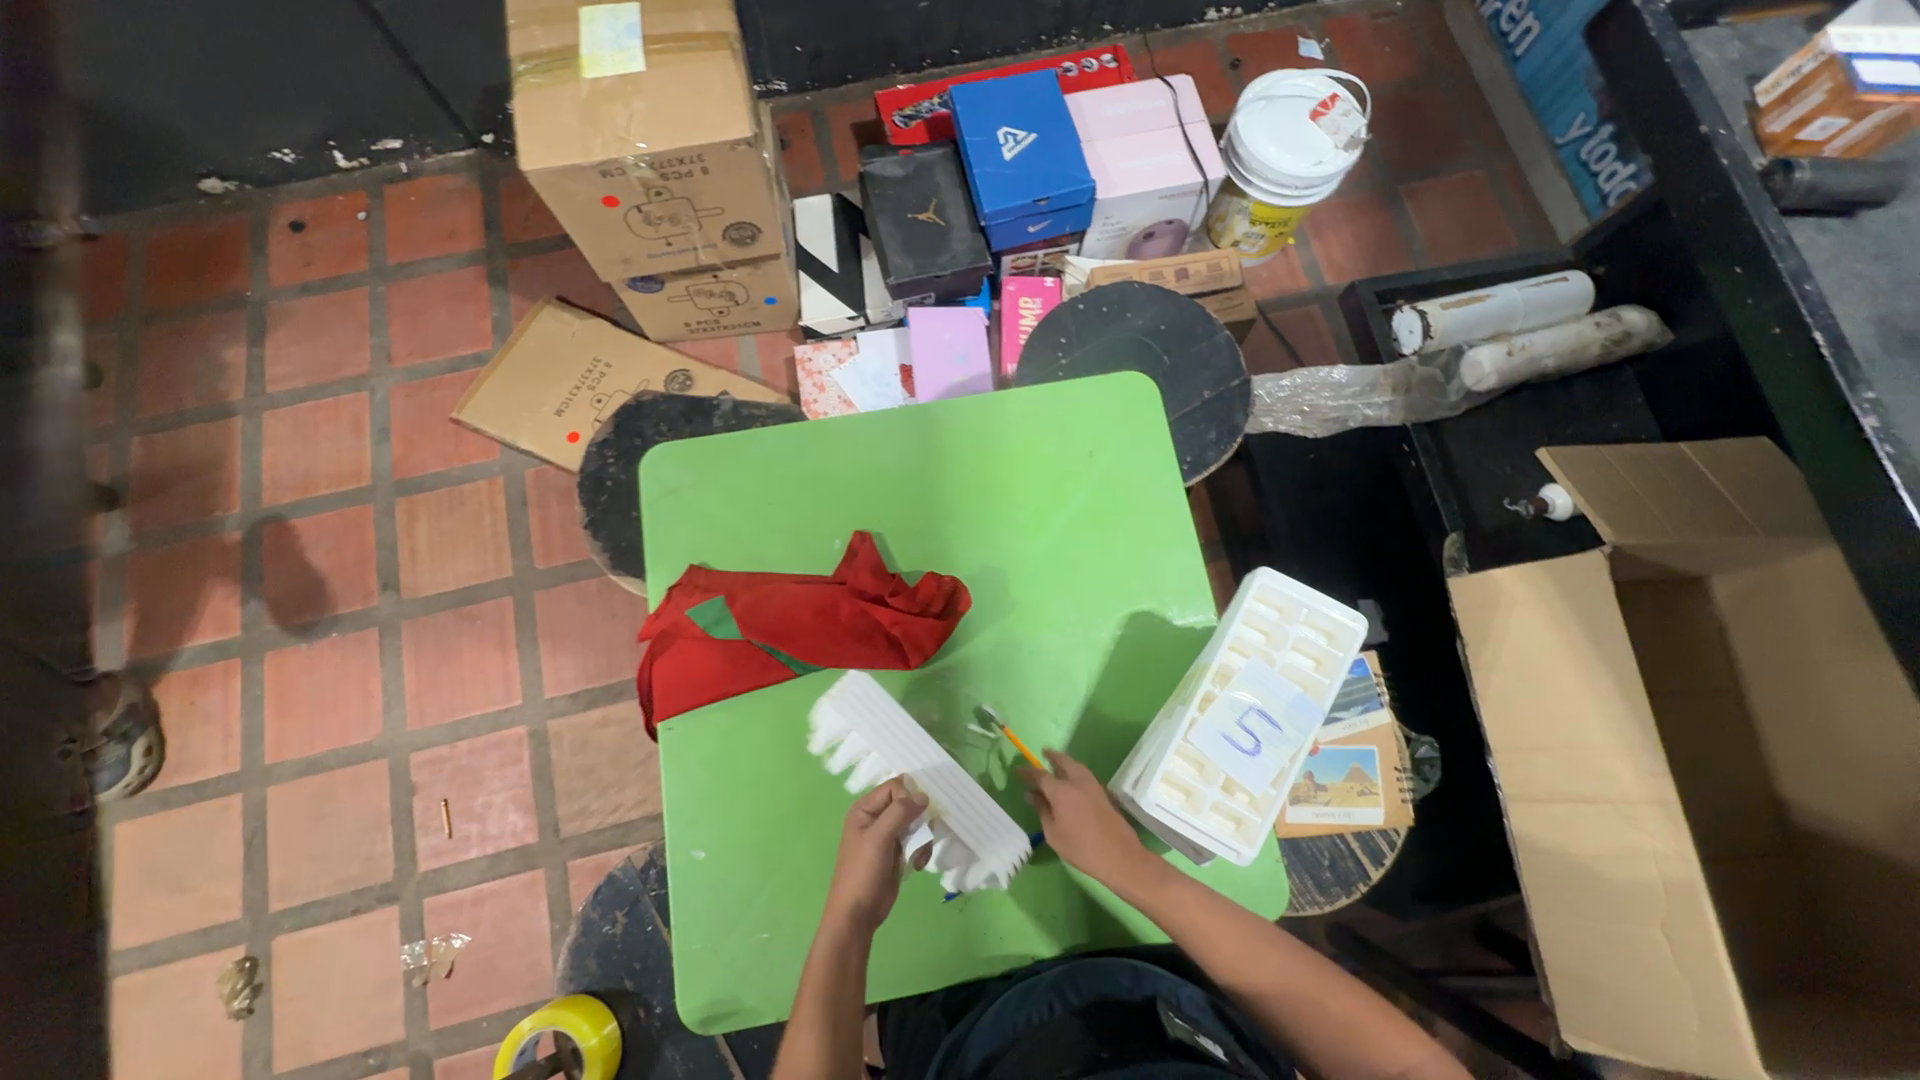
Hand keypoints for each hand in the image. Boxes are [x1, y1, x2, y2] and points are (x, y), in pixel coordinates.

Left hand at [823, 778, 928, 934]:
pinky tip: (918, 865)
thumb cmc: (862, 872)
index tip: (915, 816)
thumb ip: (899, 813)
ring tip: (919, 856)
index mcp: (865, 809)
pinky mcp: (898, 851)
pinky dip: (922, 850)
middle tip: (922, 836)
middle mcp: (877, 817)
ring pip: (917, 822)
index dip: (908, 797)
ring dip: (923, 838)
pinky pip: (918, 839)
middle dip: (919, 820)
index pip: (895, 787)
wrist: (859, 913)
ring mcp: (888, 835)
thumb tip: (924, 796)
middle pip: (908, 803)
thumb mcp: (878, 839)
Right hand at [1017, 750, 1152, 885]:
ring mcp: (1093, 786)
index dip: (1028, 772)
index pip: (1040, 775)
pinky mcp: (1103, 793)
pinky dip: (1076, 771)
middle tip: (1044, 753)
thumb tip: (1032, 794)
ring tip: (1057, 763)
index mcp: (1062, 791)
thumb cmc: (1080, 848)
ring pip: (1077, 766)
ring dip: (1065, 761)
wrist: (1119, 855)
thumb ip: (1042, 810)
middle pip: (1063, 761)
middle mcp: (1077, 782)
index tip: (1018, 770)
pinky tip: (1073, 780)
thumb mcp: (1053, 833)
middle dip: (1052, 756)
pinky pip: (1085, 774)